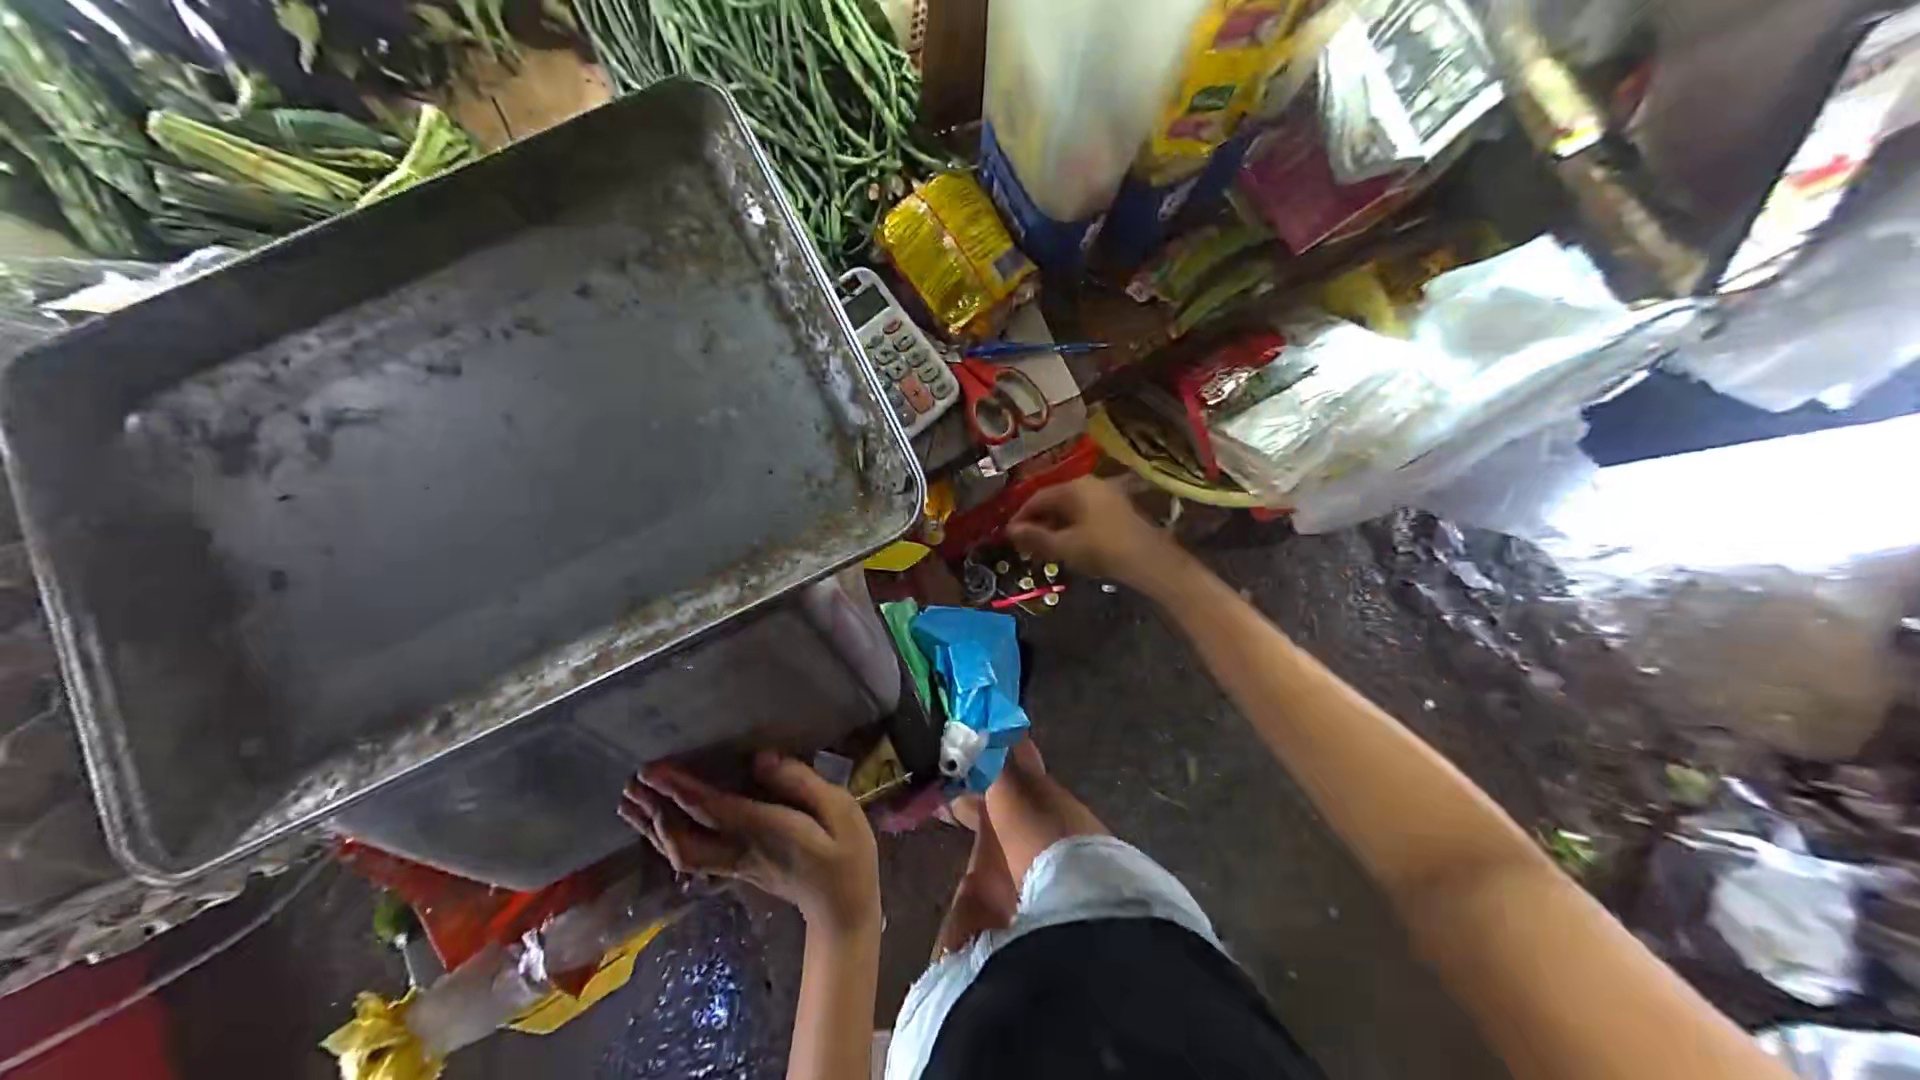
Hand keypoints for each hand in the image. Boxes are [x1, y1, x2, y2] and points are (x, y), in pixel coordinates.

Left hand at [620, 751, 880, 933]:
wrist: (842, 911)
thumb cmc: (847, 856)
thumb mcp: (840, 810)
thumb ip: (801, 782)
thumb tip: (759, 758)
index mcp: (767, 832)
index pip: (714, 810)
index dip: (680, 790)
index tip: (653, 769)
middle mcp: (742, 850)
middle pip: (684, 838)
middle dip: (655, 811)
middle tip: (632, 782)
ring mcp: (735, 865)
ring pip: (681, 852)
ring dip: (653, 827)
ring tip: (630, 802)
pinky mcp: (735, 870)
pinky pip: (690, 856)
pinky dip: (667, 840)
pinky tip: (657, 826)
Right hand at [1004, 477, 1186, 594]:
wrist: (1150, 561)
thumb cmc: (1103, 550)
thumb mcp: (1064, 546)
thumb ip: (1035, 537)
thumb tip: (1010, 530)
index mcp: (1075, 487)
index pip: (1038, 497)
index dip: (1020, 516)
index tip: (1009, 535)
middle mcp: (1090, 484)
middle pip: (1054, 500)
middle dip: (1037, 522)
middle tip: (1024, 544)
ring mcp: (1107, 495)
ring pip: (1070, 508)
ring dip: (1054, 526)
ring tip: (1043, 547)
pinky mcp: (1118, 509)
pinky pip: (1085, 513)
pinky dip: (1071, 527)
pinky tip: (1067, 545)